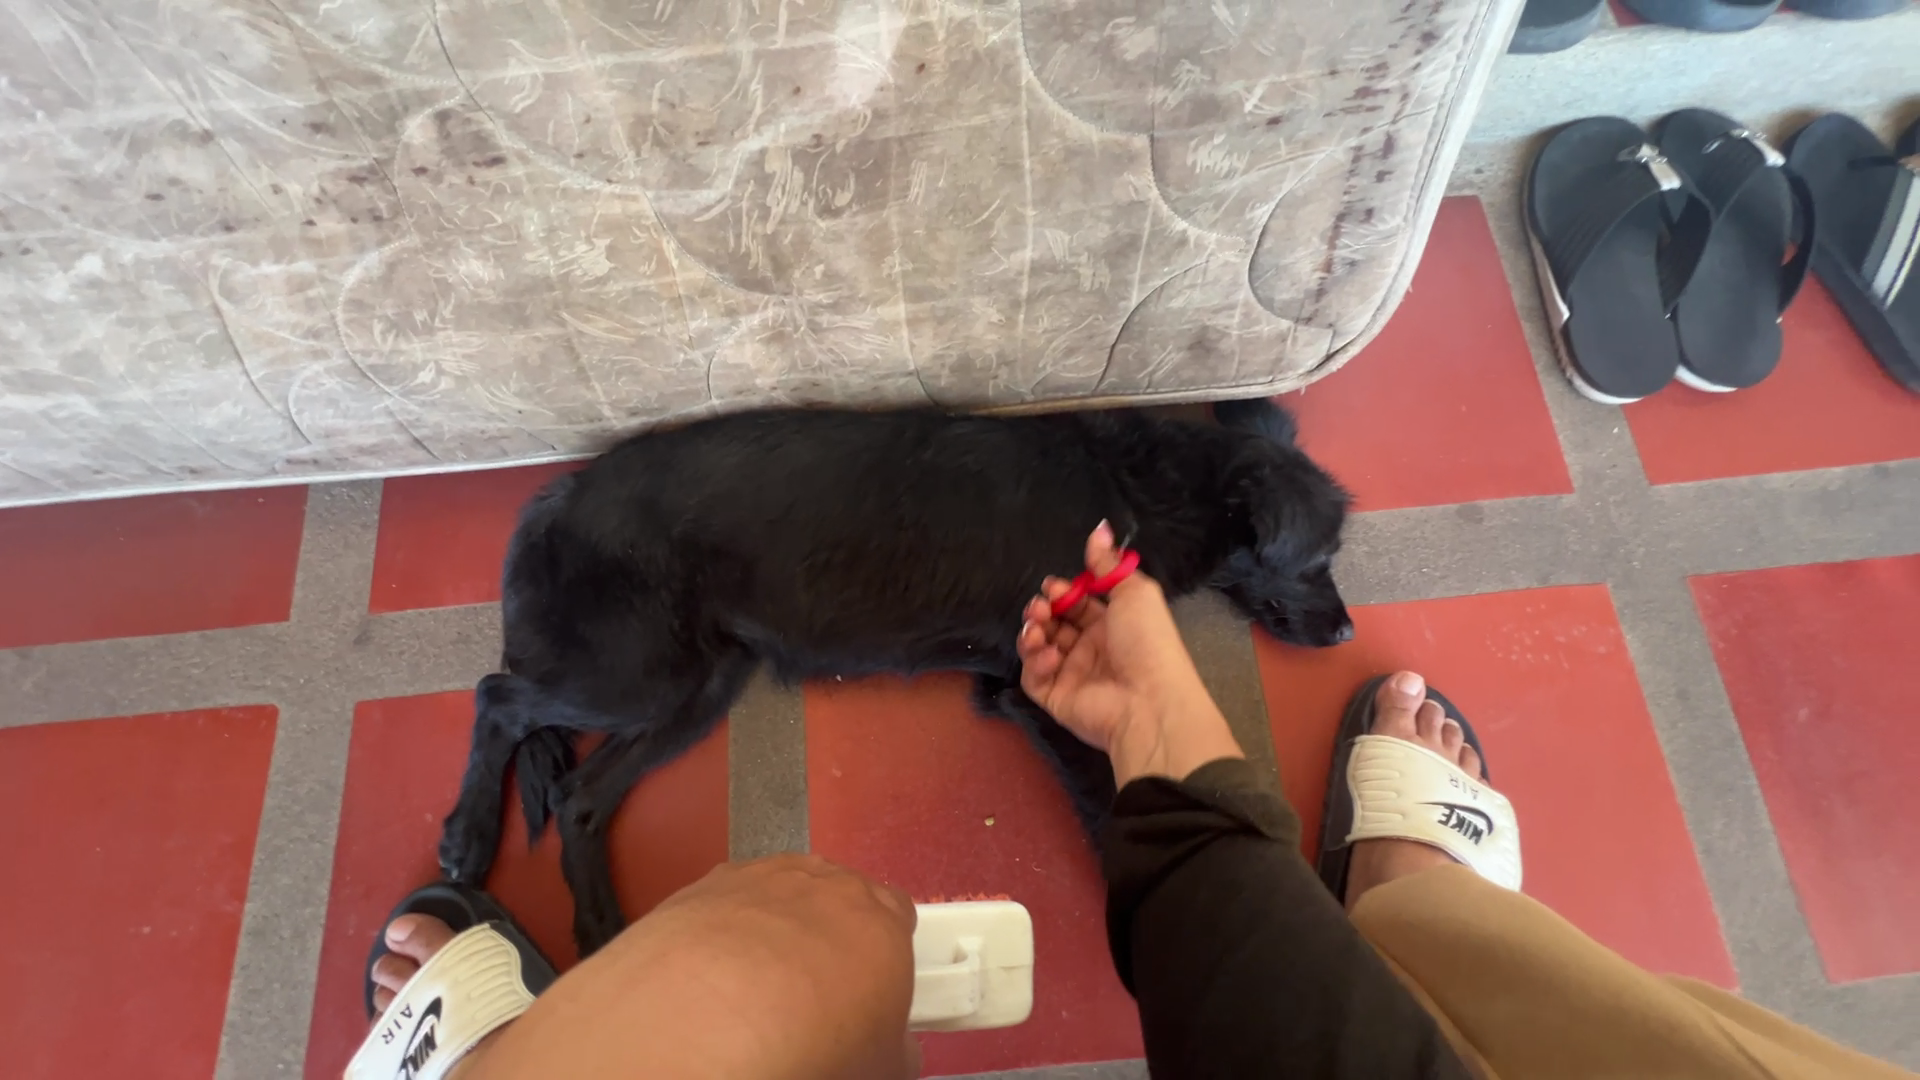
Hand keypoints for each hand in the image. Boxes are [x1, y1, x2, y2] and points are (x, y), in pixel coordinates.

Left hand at [469, 855, 919, 1079]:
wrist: (700, 1026)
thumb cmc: (806, 1049)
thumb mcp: (879, 1068)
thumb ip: (897, 1046)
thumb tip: (892, 1049)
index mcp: (885, 922)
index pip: (899, 919)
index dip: (883, 956)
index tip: (867, 994)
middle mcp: (832, 884)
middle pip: (841, 901)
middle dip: (830, 942)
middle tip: (811, 1002)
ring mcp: (771, 875)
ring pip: (785, 896)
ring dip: (778, 933)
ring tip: (752, 998)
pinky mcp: (713, 881)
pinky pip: (732, 904)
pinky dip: (726, 933)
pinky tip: (710, 980)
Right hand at [1016, 522, 1242, 785]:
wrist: (1149, 701)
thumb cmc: (1146, 642)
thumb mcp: (1134, 592)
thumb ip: (1109, 563)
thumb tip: (1100, 527)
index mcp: (1113, 624)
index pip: (1077, 603)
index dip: (1063, 591)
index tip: (1054, 586)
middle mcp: (1091, 648)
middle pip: (1055, 622)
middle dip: (1043, 609)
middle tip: (1042, 606)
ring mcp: (1072, 674)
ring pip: (1039, 646)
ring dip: (1033, 631)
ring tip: (1037, 627)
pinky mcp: (1056, 698)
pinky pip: (1034, 676)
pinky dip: (1035, 662)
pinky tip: (1050, 656)